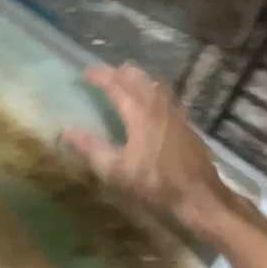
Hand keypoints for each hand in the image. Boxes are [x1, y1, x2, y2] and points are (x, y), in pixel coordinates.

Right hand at [64, 63, 233, 230]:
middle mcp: (158, 105)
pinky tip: (151, 103)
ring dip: (137, 78)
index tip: (85, 73)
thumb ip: (92, 148)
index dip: (99, 75)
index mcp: (139, 112)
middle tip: (103, 76)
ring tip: (125, 82)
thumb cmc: (155, 183)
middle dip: (118, 72)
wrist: (199, 195)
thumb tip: (67, 132)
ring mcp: (175, 112)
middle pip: (137, 77)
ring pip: (154, 83)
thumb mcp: (117, 171)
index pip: (115, 84)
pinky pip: (165, 94)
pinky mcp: (185, 122)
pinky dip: (152, 89)